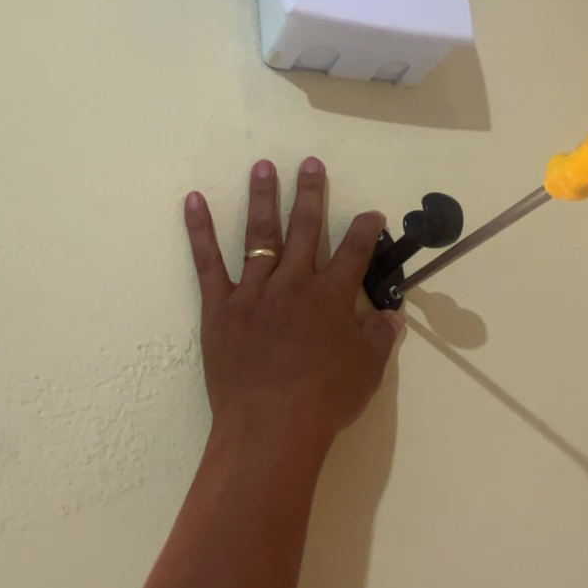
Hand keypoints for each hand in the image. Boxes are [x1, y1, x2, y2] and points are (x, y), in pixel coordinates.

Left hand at [184, 157, 403, 455]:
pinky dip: (199, 229)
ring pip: (261, 234)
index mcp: (330, 296)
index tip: (372, 213)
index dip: (366, 229)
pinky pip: (208, 262)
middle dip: (310, 192)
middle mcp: (294, 282)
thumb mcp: (367, 370)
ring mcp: (254, 290)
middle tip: (310, 162)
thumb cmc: (324, 399)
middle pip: (306, 227)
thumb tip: (393, 315)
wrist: (272, 425)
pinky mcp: (221, 305)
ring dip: (263, 197)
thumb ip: (380, 337)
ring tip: (262, 166)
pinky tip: (193, 200)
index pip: (355, 251)